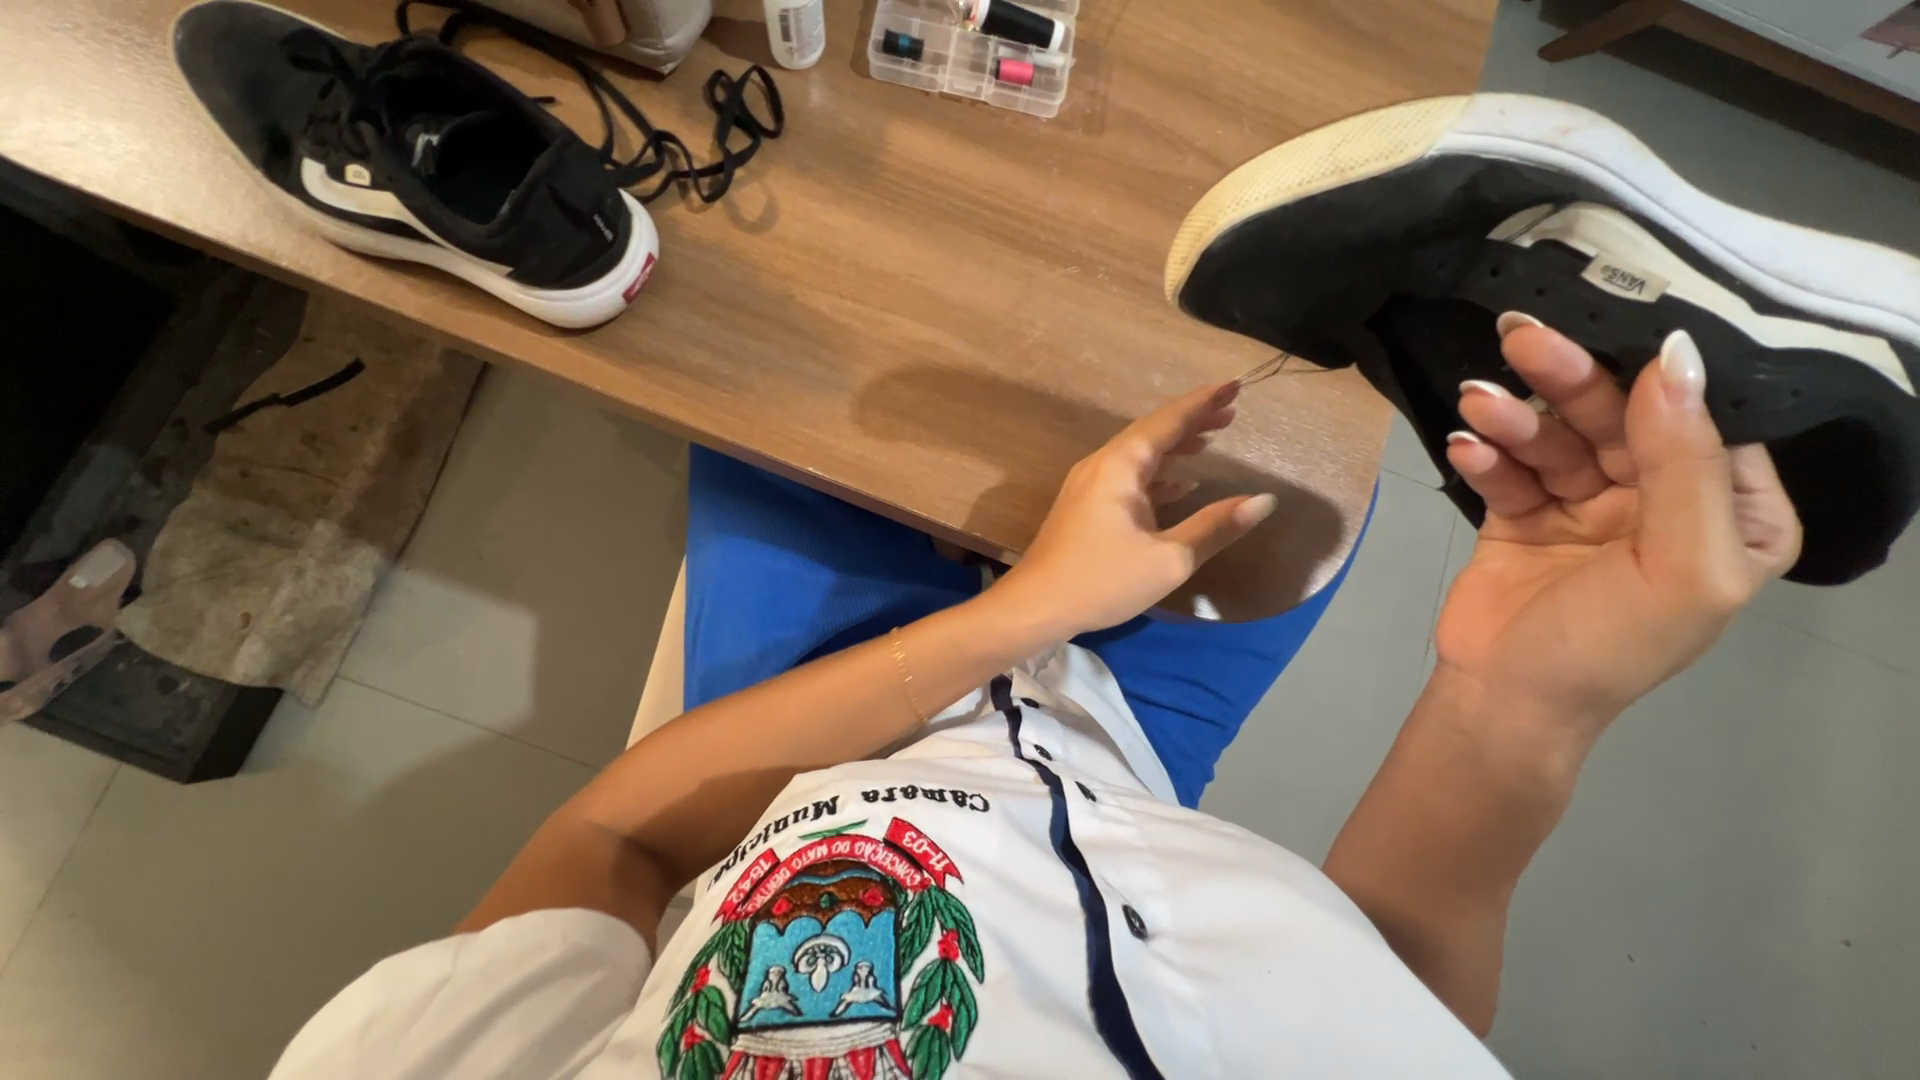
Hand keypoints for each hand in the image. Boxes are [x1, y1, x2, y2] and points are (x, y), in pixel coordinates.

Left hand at [993, 381, 1278, 637]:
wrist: (1034, 607)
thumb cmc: (1101, 581)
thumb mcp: (1168, 559)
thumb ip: (1215, 526)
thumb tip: (1264, 501)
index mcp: (1120, 466)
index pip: (1168, 421)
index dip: (1203, 402)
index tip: (1236, 385)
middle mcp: (1101, 465)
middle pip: (1152, 432)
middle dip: (1192, 420)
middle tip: (1231, 411)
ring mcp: (1088, 485)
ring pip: (1139, 455)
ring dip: (1175, 447)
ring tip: (1210, 441)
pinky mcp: (1084, 507)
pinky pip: (1127, 478)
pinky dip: (1157, 475)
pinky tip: (1181, 486)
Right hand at [1435, 317, 1802, 732]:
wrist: (1504, 696)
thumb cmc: (1608, 644)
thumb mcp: (1679, 564)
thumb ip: (1686, 464)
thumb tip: (1674, 359)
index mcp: (1729, 515)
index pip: (1708, 423)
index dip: (1666, 374)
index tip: (1618, 322)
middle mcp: (1658, 502)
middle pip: (1618, 419)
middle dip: (1568, 381)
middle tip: (1519, 336)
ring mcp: (1583, 508)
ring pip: (1555, 439)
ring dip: (1514, 418)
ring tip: (1475, 402)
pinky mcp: (1520, 516)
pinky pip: (1508, 470)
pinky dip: (1486, 455)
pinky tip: (1464, 447)